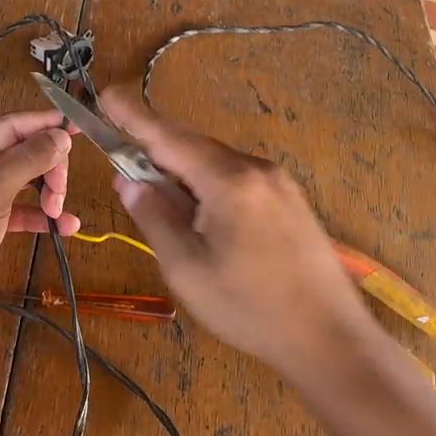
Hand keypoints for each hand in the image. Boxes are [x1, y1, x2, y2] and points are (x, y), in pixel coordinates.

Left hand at [0, 110, 80, 317]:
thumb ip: (28, 160)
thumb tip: (62, 135)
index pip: (11, 125)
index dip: (45, 124)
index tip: (78, 125)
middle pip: (24, 152)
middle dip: (48, 168)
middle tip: (59, 192)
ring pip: (28, 179)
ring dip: (49, 192)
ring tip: (57, 211)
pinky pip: (25, 208)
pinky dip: (44, 215)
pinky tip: (66, 226)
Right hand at [98, 86, 372, 367]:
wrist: (330, 340)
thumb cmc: (249, 308)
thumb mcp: (186, 267)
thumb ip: (154, 216)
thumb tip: (129, 180)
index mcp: (228, 180)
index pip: (168, 136)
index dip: (133, 116)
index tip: (105, 95)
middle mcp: (256, 169)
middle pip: (192, 146)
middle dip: (154, 151)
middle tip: (122, 167)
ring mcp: (278, 184)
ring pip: (214, 164)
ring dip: (181, 174)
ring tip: (160, 204)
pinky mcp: (289, 202)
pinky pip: (235, 180)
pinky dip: (206, 186)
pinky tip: (199, 216)